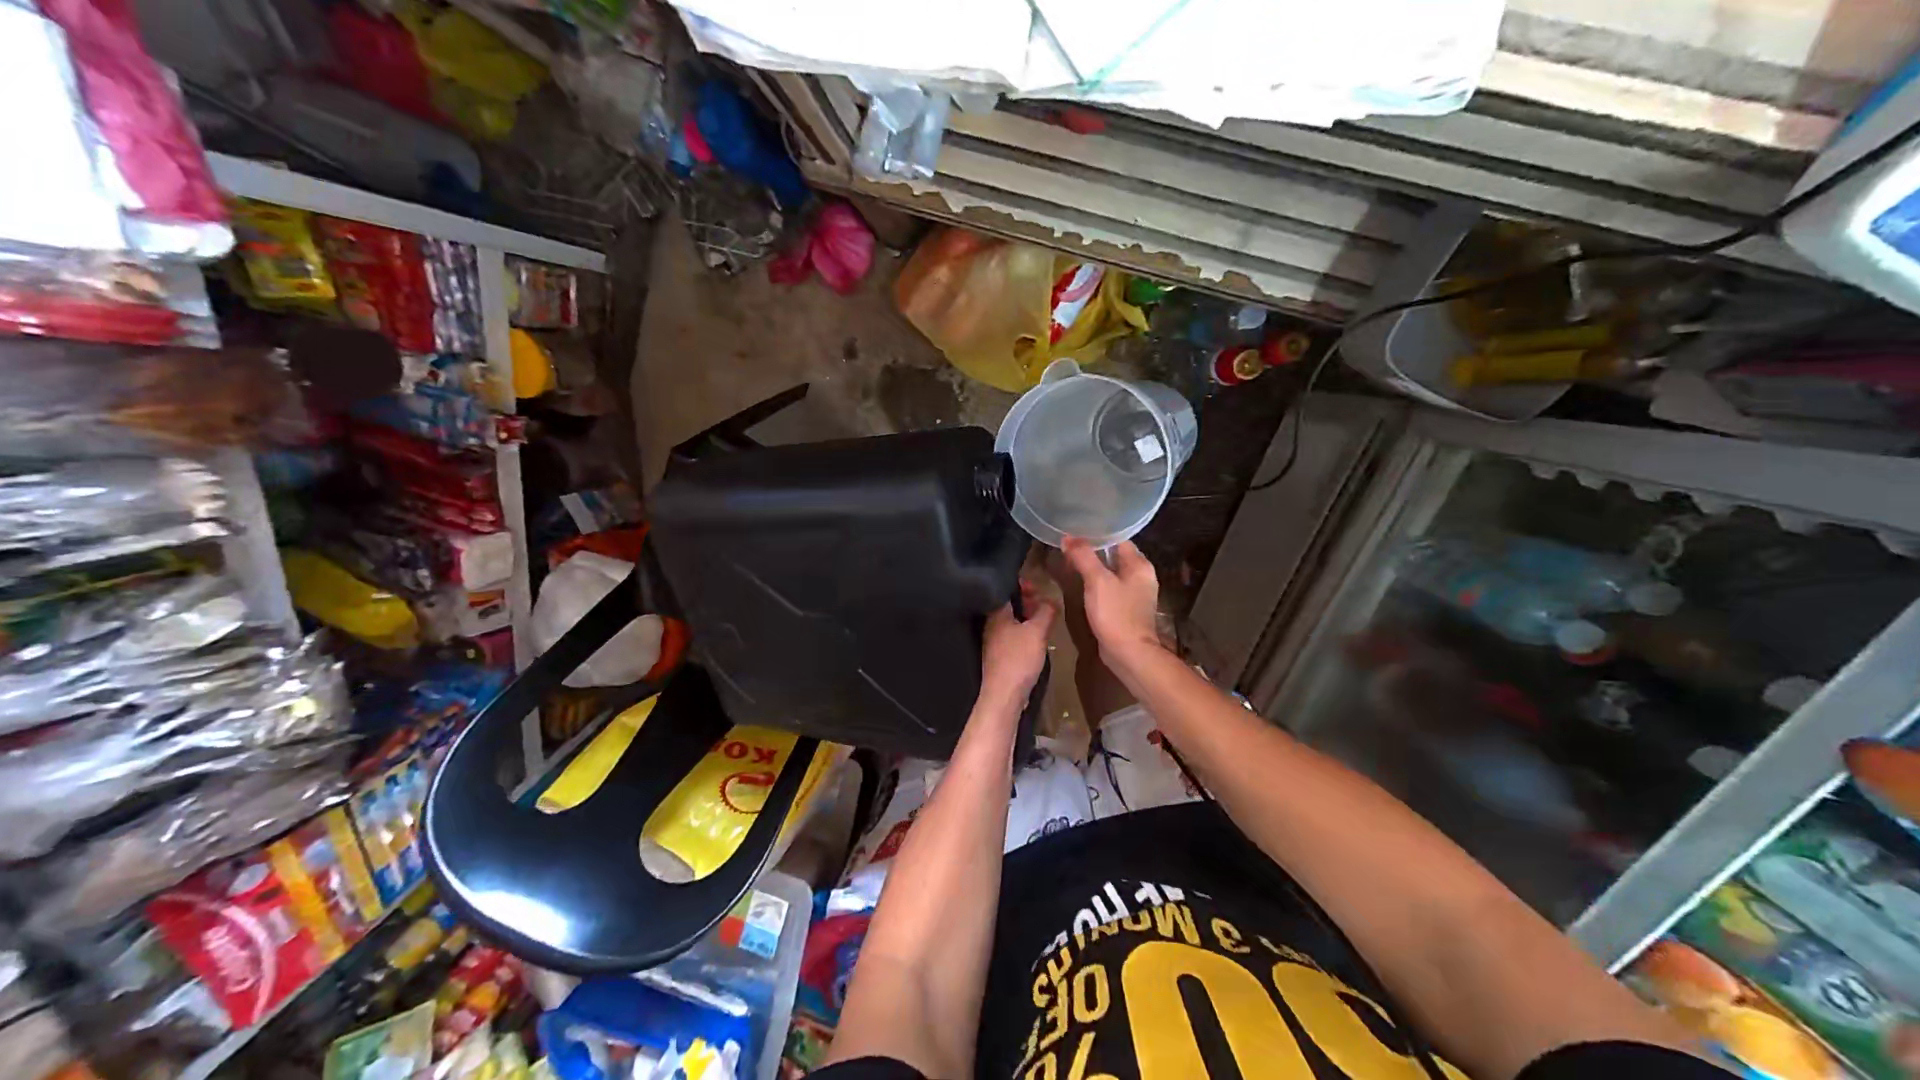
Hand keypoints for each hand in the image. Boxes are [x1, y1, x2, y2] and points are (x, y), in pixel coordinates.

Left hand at [979, 581, 1056, 711]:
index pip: (1007, 589)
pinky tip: (1036, 639)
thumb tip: (1052, 600)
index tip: (1039, 588)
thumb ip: (1046, 612)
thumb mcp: (1037, 632)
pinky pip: (1012, 636)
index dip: (1024, 585)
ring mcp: (992, 640)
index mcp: (996, 613)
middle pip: (1009, 605)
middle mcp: (990, 624)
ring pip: (1012, 621)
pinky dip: (1024, 632)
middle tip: (1045, 605)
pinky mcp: (998, 655)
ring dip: (1028, 618)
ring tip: (1044, 621)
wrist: (1003, 695)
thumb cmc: (1019, 659)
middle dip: (1028, 602)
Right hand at [1061, 537, 1163, 669]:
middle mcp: (1142, 576)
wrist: (1129, 653)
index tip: (1076, 530)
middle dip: (1093, 550)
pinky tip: (1082, 585)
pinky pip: (1111, 588)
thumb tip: (1068, 537)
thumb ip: (1083, 557)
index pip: (1118, 539)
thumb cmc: (1116, 614)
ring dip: (1094, 567)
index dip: (1098, 533)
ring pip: (1112, 572)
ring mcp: (1136, 593)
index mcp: (1140, 565)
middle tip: (1069, 545)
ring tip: (1071, 562)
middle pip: (1115, 555)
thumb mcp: (1097, 581)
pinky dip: (1097, 584)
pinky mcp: (1128, 608)